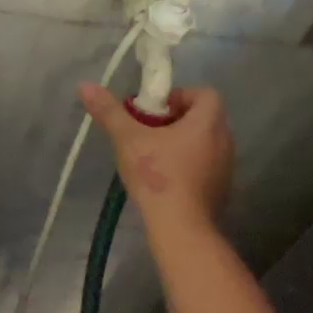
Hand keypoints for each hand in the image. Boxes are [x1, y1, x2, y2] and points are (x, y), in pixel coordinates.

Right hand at [79, 83, 233, 225]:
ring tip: (154, 158)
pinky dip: (188, 167)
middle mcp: (225, 140)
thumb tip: (86, 85)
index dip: (178, 97)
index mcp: (209, 122)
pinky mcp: (221, 189)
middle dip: (176, 121)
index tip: (153, 112)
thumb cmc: (157, 176)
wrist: (181, 227)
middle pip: (203, 118)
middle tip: (148, 134)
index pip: (204, 93)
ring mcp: (226, 167)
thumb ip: (109, 112)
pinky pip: (205, 166)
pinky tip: (166, 182)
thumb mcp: (128, 140)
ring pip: (204, 143)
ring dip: (182, 144)